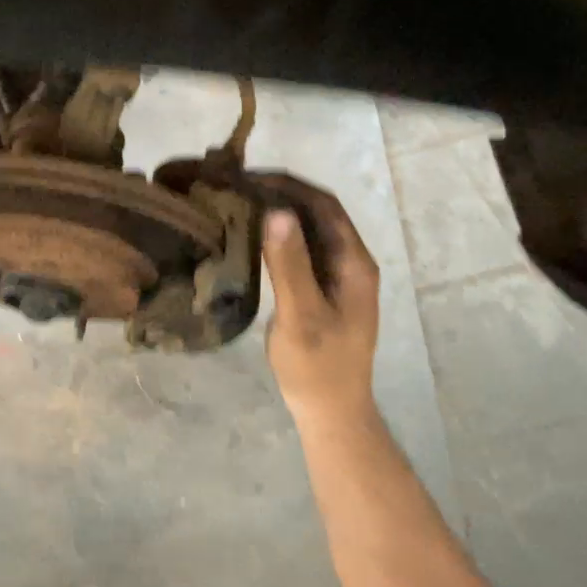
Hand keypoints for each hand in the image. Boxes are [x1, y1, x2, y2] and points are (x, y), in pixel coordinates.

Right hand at [254, 173, 380, 424]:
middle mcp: (349, 261)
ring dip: (276, 210)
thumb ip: (291, 265)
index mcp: (354, 263)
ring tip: (234, 201)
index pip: (324, 205)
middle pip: (317, 211)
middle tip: (233, 185)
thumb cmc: (317, 365)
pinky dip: (275, 233)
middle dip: (279, 192)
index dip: (288, 184)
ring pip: (307, 228)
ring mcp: (336, 275)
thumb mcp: (301, 315)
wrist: (330, 410)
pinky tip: (246, 234)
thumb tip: (277, 213)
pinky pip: (299, 248)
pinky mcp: (320, 287)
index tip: (247, 176)